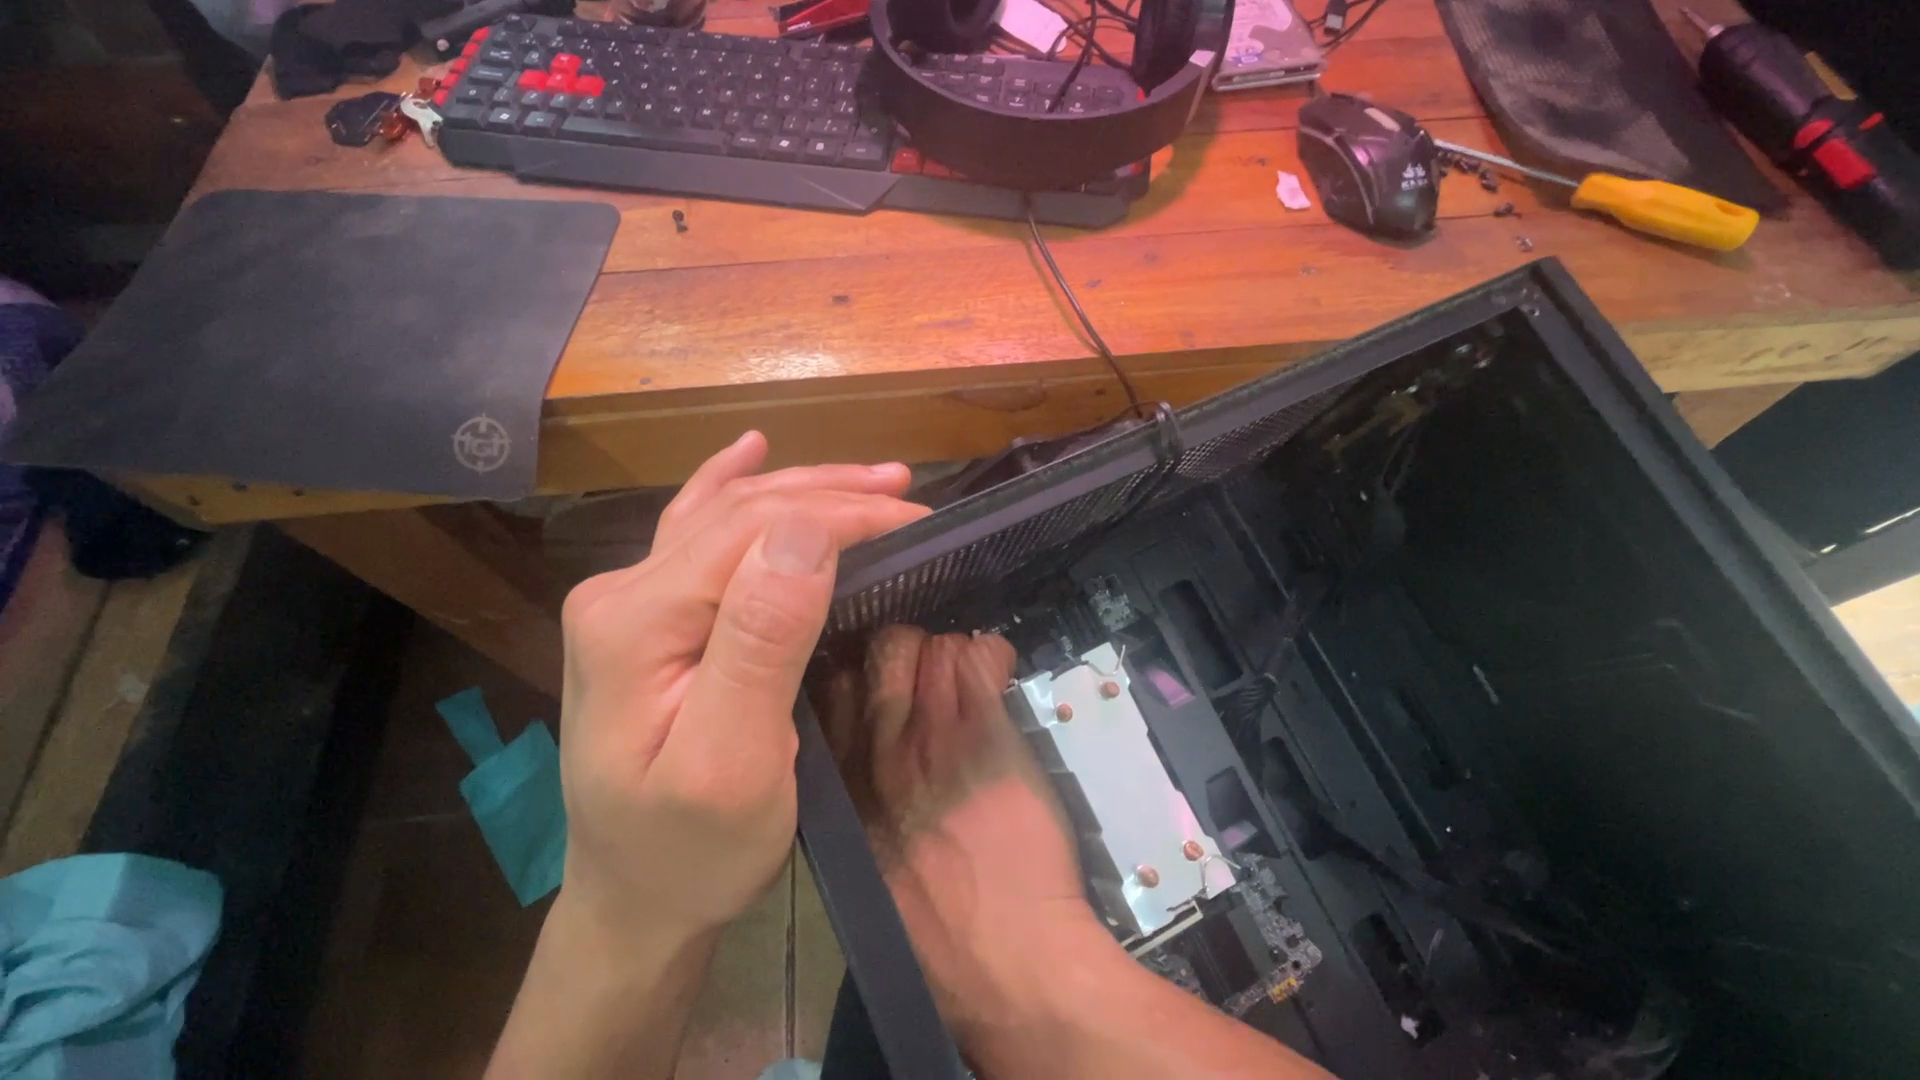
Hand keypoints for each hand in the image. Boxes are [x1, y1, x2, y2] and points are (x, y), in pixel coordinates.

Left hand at [555, 432, 928, 937]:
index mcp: (640, 621)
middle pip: (740, 511)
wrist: (634, 898)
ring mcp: (626, 602)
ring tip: (874, 479)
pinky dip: (733, 485)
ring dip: (802, 488)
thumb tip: (806, 534)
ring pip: (724, 513)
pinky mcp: (642, 618)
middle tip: (911, 494)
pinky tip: (751, 451)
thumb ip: (760, 643)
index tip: (919, 522)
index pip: (756, 530)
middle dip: (832, 495)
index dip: (842, 515)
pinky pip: (693, 530)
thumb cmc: (692, 849)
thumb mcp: (734, 763)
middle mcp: (621, 593)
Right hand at [825, 627, 1108, 1039]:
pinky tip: (998, 679)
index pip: (834, 686)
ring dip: (954, 657)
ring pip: (935, 644)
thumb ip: (855, 801)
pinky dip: (992, 658)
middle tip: (932, 679)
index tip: (884, 686)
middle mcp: (878, 748)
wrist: (1008, 962)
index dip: (862, 676)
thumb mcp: (863, 865)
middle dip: (908, 653)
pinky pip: (984, 658)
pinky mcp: (990, 734)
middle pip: (882, 650)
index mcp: (841, 782)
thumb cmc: (934, 930)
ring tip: (970, 684)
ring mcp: (935, 736)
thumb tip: (861, 756)